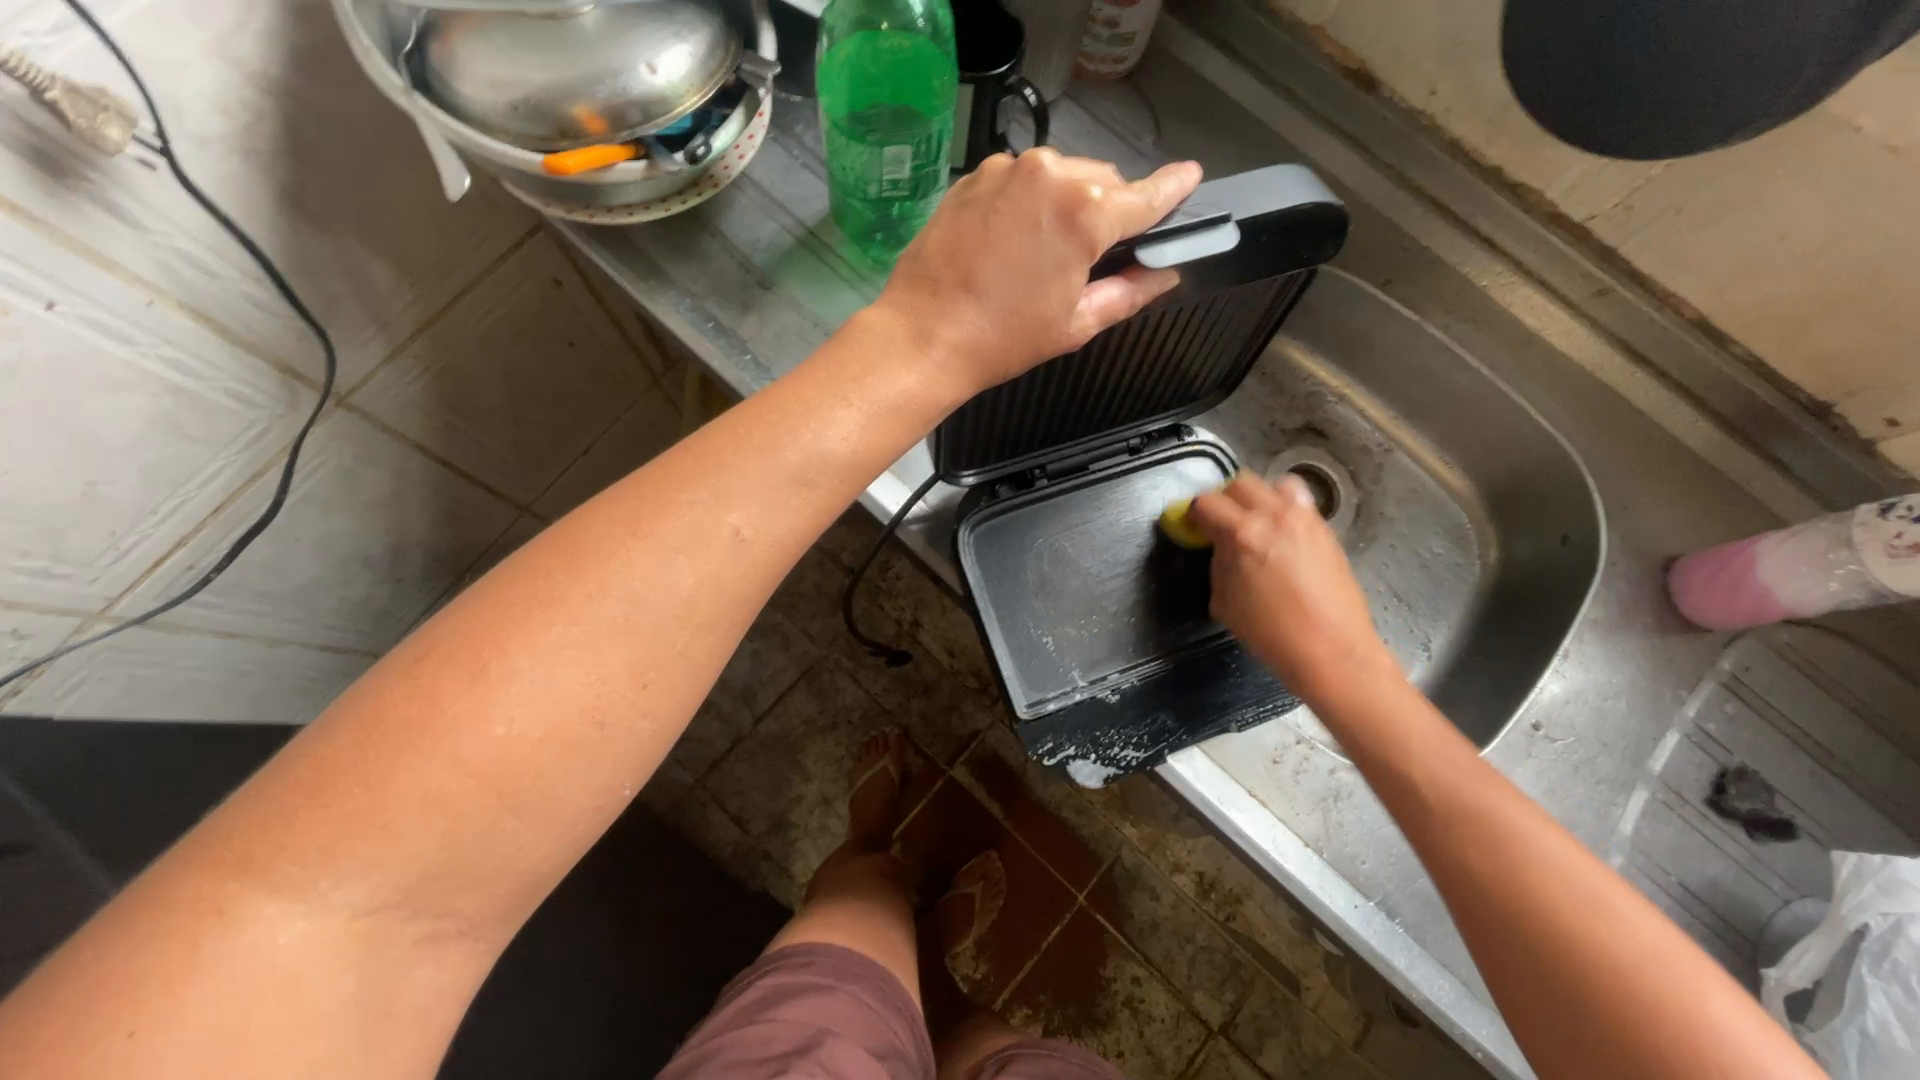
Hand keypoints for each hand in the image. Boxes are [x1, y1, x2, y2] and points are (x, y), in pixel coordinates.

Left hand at [874, 149, 1201, 395]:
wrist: (924, 335)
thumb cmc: (1003, 338)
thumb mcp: (1077, 323)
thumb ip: (1130, 291)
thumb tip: (1164, 274)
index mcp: (1085, 212)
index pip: (1146, 196)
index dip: (1172, 189)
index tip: (1192, 175)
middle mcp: (1050, 175)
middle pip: (1103, 183)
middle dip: (1106, 213)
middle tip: (1087, 259)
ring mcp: (1007, 170)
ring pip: (1061, 176)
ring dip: (1066, 204)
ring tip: (1041, 255)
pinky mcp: (974, 176)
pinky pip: (1020, 180)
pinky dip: (1028, 202)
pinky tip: (1010, 243)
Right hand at [1190, 473, 1397, 700]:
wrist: (1332, 650)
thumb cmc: (1272, 634)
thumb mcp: (1225, 603)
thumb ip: (1219, 565)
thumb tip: (1220, 550)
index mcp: (1241, 535)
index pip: (1205, 503)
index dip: (1193, 516)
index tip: (1193, 529)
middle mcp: (1274, 517)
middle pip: (1240, 483)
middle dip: (1225, 501)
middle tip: (1221, 524)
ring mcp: (1304, 520)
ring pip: (1274, 485)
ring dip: (1259, 498)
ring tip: (1256, 523)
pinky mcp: (1325, 530)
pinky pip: (1300, 503)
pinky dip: (1285, 509)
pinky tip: (1282, 536)